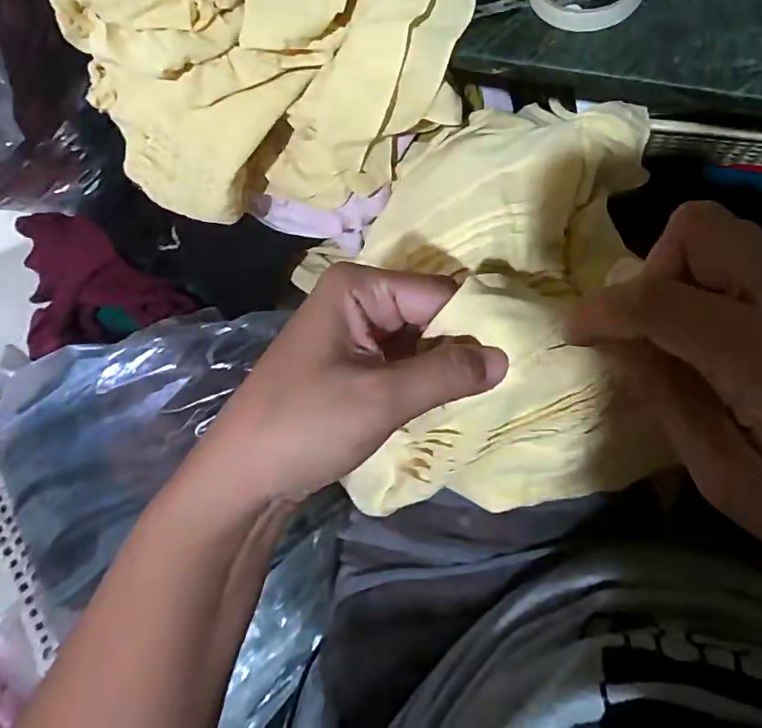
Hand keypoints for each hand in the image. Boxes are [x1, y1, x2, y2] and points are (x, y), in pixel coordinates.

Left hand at [189, 263, 507, 506]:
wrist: (242, 474)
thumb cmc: (305, 425)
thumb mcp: (381, 398)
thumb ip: (445, 373)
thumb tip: (505, 357)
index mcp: (357, 286)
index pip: (436, 293)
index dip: (476, 324)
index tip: (519, 355)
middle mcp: (355, 296)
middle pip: (428, 312)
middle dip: (460, 346)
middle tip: (506, 380)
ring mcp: (351, 329)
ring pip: (417, 338)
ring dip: (443, 366)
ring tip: (482, 394)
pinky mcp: (349, 360)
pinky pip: (399, 359)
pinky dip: (422, 378)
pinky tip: (446, 402)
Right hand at [570, 201, 761, 594]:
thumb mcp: (731, 484)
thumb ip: (668, 401)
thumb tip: (613, 343)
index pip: (663, 298)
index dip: (604, 309)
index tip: (575, 334)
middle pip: (701, 226)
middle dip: (653, 266)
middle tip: (648, 329)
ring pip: (720, 233)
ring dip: (678, 270)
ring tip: (679, 337)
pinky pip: (740, 259)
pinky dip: (703, 282)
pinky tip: (712, 344)